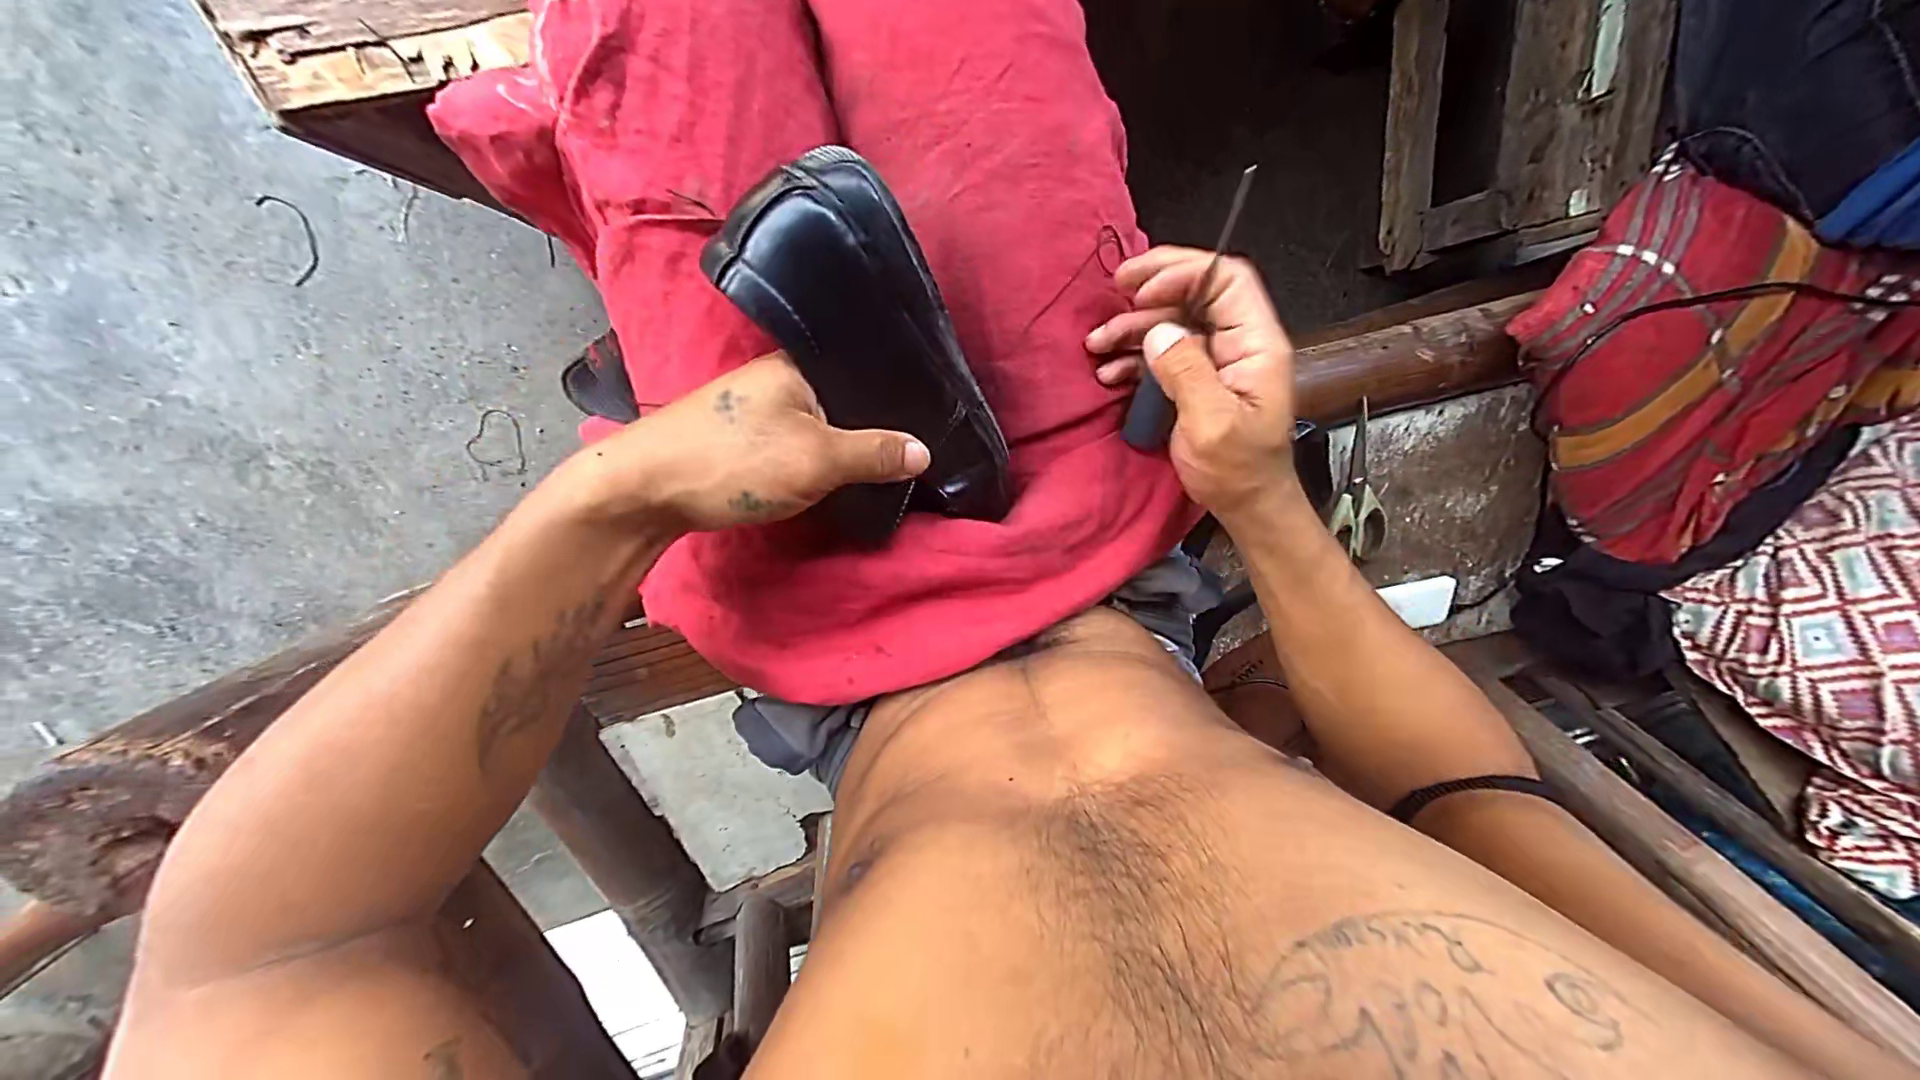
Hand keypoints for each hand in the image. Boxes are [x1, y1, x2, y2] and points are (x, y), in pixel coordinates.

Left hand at [561, 353, 929, 531]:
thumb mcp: (816, 459)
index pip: (867, 373)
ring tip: (888, 465)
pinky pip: (804, 440)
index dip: (901, 400)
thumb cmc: (734, 462)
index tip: (935, 426)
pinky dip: (824, 458)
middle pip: (847, 400)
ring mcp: (762, 406)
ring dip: (849, 446)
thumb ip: (873, 453)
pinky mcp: (749, 435)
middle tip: (915, 454)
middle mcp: (782, 377)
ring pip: (825, 424)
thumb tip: (925, 451)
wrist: (645, 490)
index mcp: (801, 365)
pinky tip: (840, 474)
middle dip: (877, 428)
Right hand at [1087, 246, 1304, 520]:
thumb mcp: (1212, 423)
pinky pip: (1162, 355)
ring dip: (1133, 329)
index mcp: (1256, 345)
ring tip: (1097, 344)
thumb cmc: (1238, 471)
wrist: (1245, 504)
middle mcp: (1237, 344)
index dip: (1183, 273)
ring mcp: (1215, 361)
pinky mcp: (1194, 381)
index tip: (1142, 291)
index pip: (1226, 281)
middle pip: (1195, 294)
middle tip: (1114, 290)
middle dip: (1151, 292)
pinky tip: (1110, 371)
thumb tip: (1158, 332)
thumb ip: (1187, 372)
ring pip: (1173, 324)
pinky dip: (1133, 358)